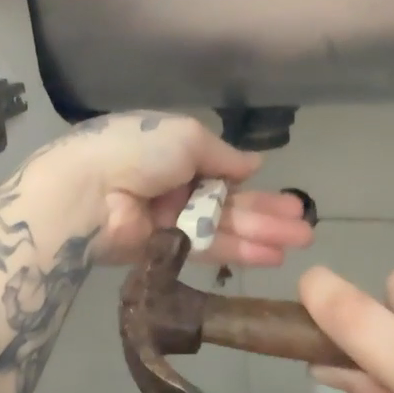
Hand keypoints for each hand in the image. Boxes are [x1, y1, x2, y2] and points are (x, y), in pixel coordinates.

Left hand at [35, 111, 314, 266]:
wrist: (87, 192)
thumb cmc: (138, 149)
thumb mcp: (187, 136)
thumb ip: (224, 155)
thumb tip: (254, 164)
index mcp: (172, 149)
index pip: (218, 168)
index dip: (250, 182)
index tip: (281, 196)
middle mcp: (173, 184)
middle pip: (229, 200)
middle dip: (267, 212)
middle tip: (305, 225)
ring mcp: (169, 219)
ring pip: (225, 226)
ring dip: (263, 233)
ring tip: (302, 241)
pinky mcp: (165, 249)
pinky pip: (209, 248)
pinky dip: (241, 251)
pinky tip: (273, 256)